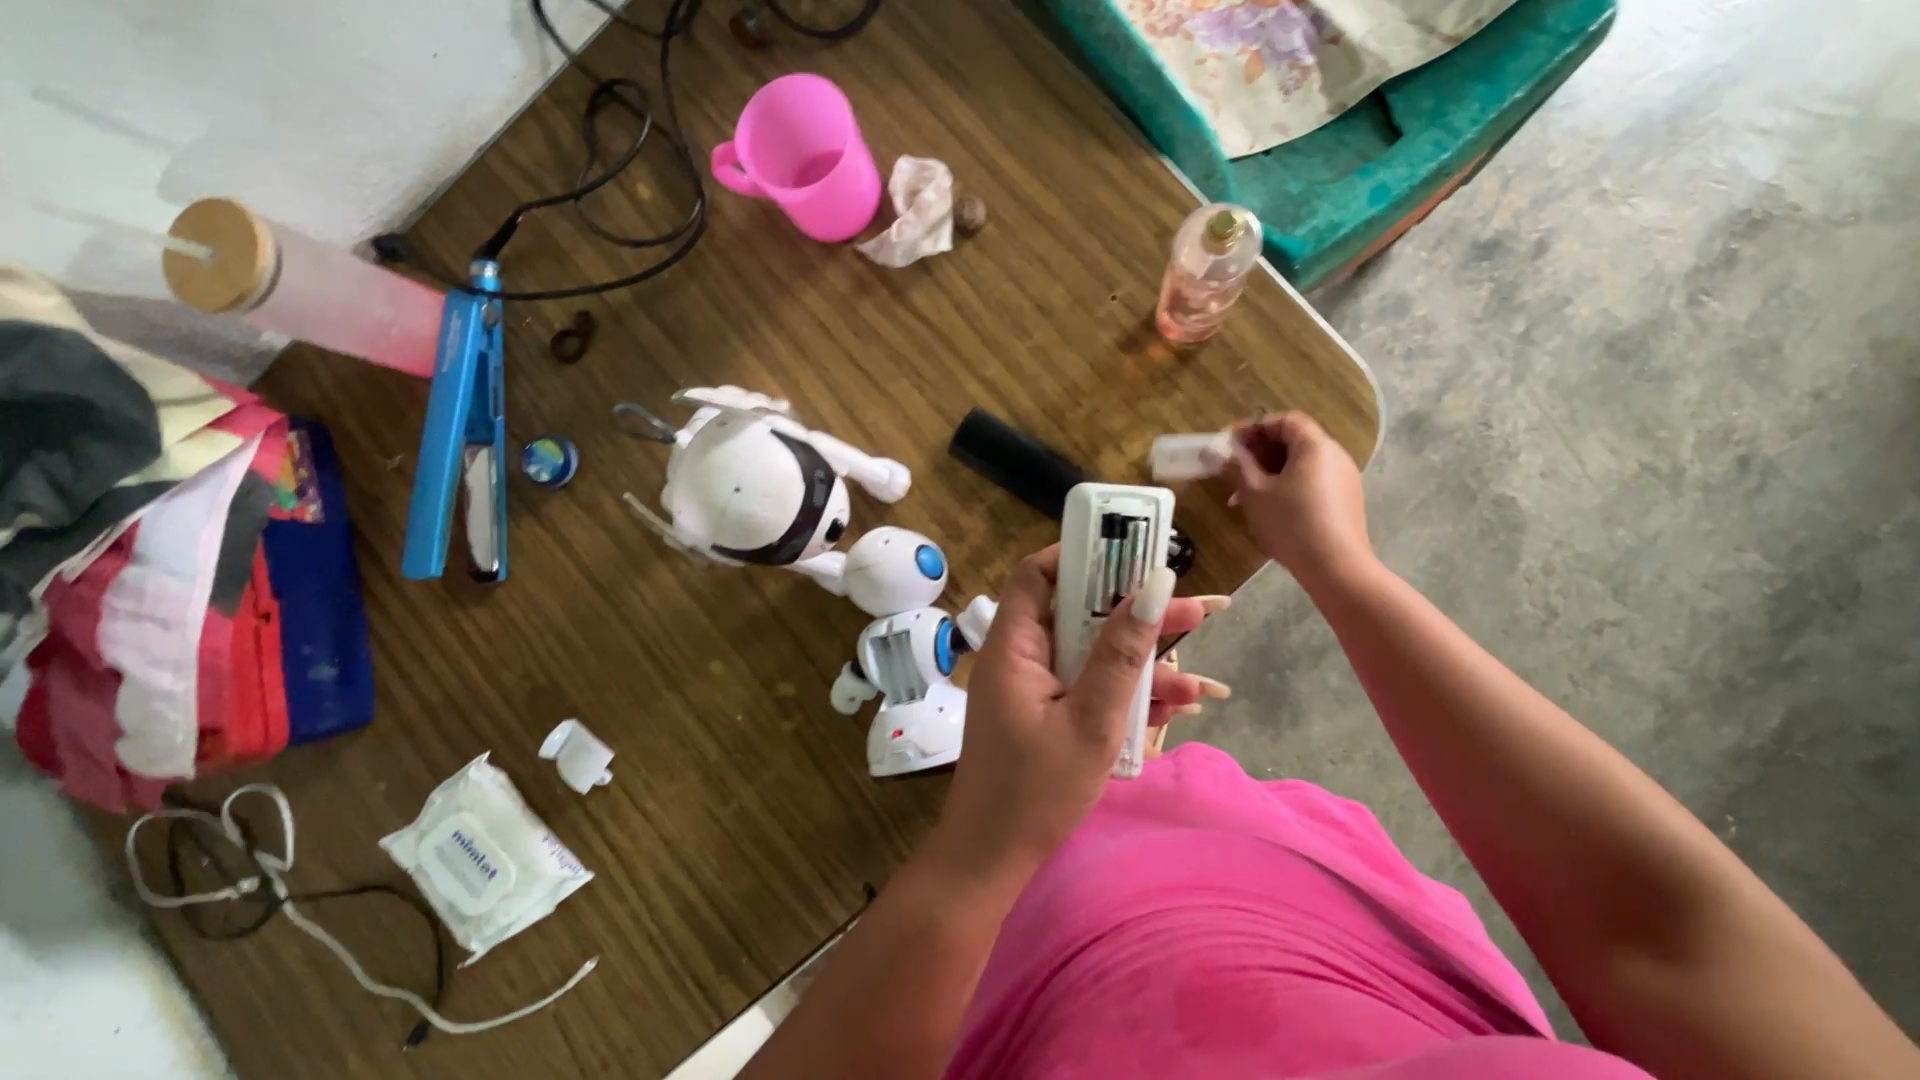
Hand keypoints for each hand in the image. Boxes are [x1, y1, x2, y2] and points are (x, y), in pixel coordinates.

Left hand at [933, 546, 1210, 878]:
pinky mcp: (1050, 716)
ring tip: (1202, 678)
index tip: (1134, 555)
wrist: (994, 860)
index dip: (1083, 556)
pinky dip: (1128, 697)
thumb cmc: (1035, 790)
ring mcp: (1037, 690)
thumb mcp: (1090, 720)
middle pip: (1082, 615)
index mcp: (1015, 646)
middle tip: (1199, 611)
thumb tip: (1155, 585)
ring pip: (1095, 656)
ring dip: (1145, 666)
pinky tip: (1178, 707)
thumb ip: (1123, 654)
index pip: (1038, 575)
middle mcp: (1023, 658)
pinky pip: (1092, 690)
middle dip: (1140, 616)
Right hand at [1229, 412, 1372, 589]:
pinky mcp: (1345, 501)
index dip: (1255, 427)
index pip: (1285, 420)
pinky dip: (1288, 486)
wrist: (1336, 567)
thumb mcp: (1255, 493)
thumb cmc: (1291, 523)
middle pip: (1294, 441)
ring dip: (1270, 472)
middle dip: (1260, 452)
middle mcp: (1335, 456)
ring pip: (1301, 465)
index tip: (1230, 444)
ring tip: (1244, 495)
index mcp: (1315, 446)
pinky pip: (1312, 482)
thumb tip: (1217, 451)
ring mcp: (1344, 480)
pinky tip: (1270, 509)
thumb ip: (1236, 466)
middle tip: (1233, 469)